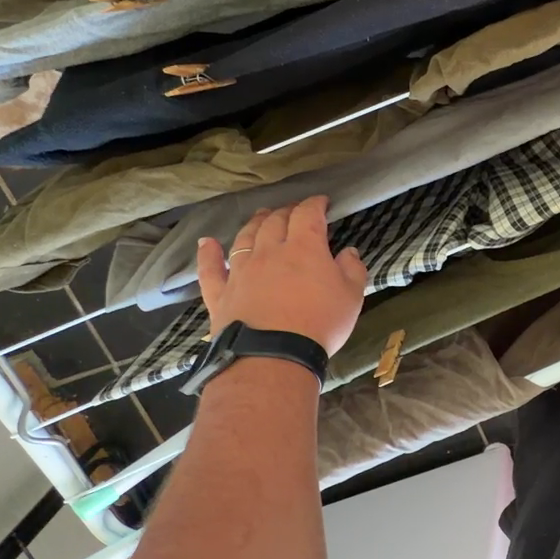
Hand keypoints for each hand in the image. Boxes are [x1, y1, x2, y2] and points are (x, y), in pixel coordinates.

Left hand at [196, 196, 367, 355]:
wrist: (272, 358)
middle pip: (275, 221)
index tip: (321, 201)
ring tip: (261, 216)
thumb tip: (348, 252)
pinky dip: (208, 253)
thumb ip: (352, 269)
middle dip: (286, 210)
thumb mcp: (353, 296)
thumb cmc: (320, 324)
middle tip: (293, 209)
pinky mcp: (220, 293)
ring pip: (245, 237)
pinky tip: (206, 242)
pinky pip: (210, 268)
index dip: (315, 203)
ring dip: (255, 223)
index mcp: (305, 248)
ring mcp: (241, 271)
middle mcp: (270, 252)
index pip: (308, 214)